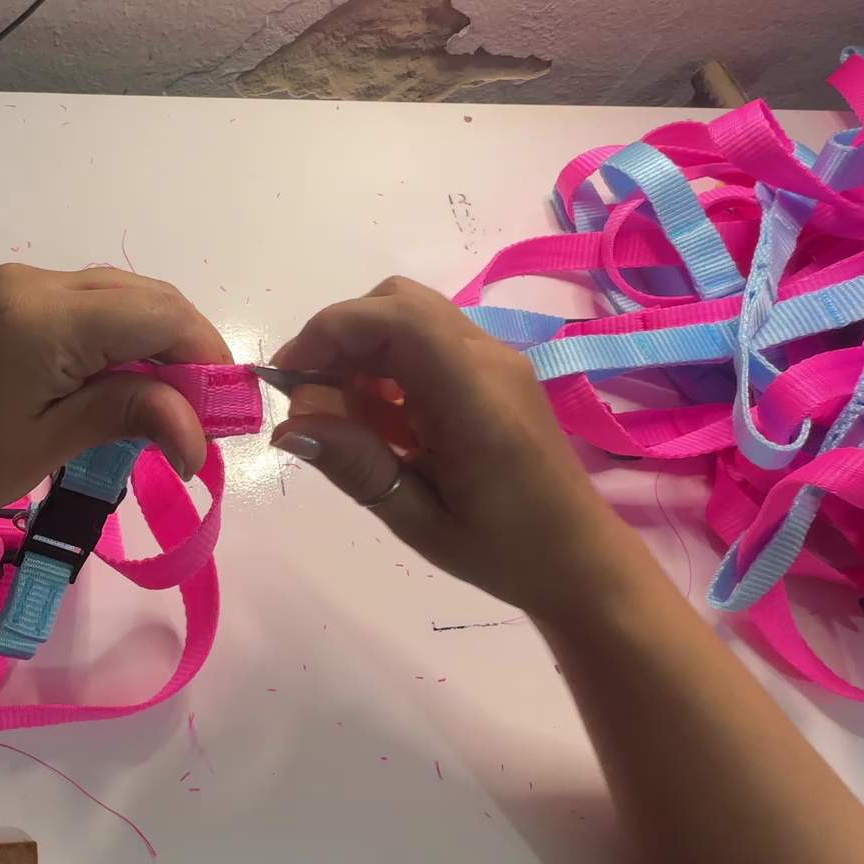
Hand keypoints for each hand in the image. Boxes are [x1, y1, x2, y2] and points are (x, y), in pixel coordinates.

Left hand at [0, 264, 232, 543]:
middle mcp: (37, 283)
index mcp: (44, 318)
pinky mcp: (17, 298)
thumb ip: (131, 415)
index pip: (155, 313)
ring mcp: (24, 284)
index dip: (203, 354)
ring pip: (124, 297)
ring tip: (170, 405)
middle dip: (186, 351)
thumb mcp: (53, 445)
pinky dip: (125, 339)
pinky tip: (131, 382)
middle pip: (145, 297)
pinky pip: (94, 305)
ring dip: (158, 344)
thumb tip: (203, 434)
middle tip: (199, 416)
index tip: (222, 410)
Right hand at [270, 276, 647, 621]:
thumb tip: (287, 426)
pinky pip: (422, 342)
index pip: (397, 320)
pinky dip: (379, 363)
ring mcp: (492, 360)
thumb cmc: (501, 551)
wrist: (577, 560)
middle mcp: (488, 360)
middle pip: (397, 303)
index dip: (330, 332)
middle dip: (336, 337)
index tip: (286, 378)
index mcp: (476, 398)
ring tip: (332, 408)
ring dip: (356, 349)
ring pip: (406, 315)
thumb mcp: (417, 520)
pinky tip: (368, 414)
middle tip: (303, 396)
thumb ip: (355, 466)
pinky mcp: (487, 371)